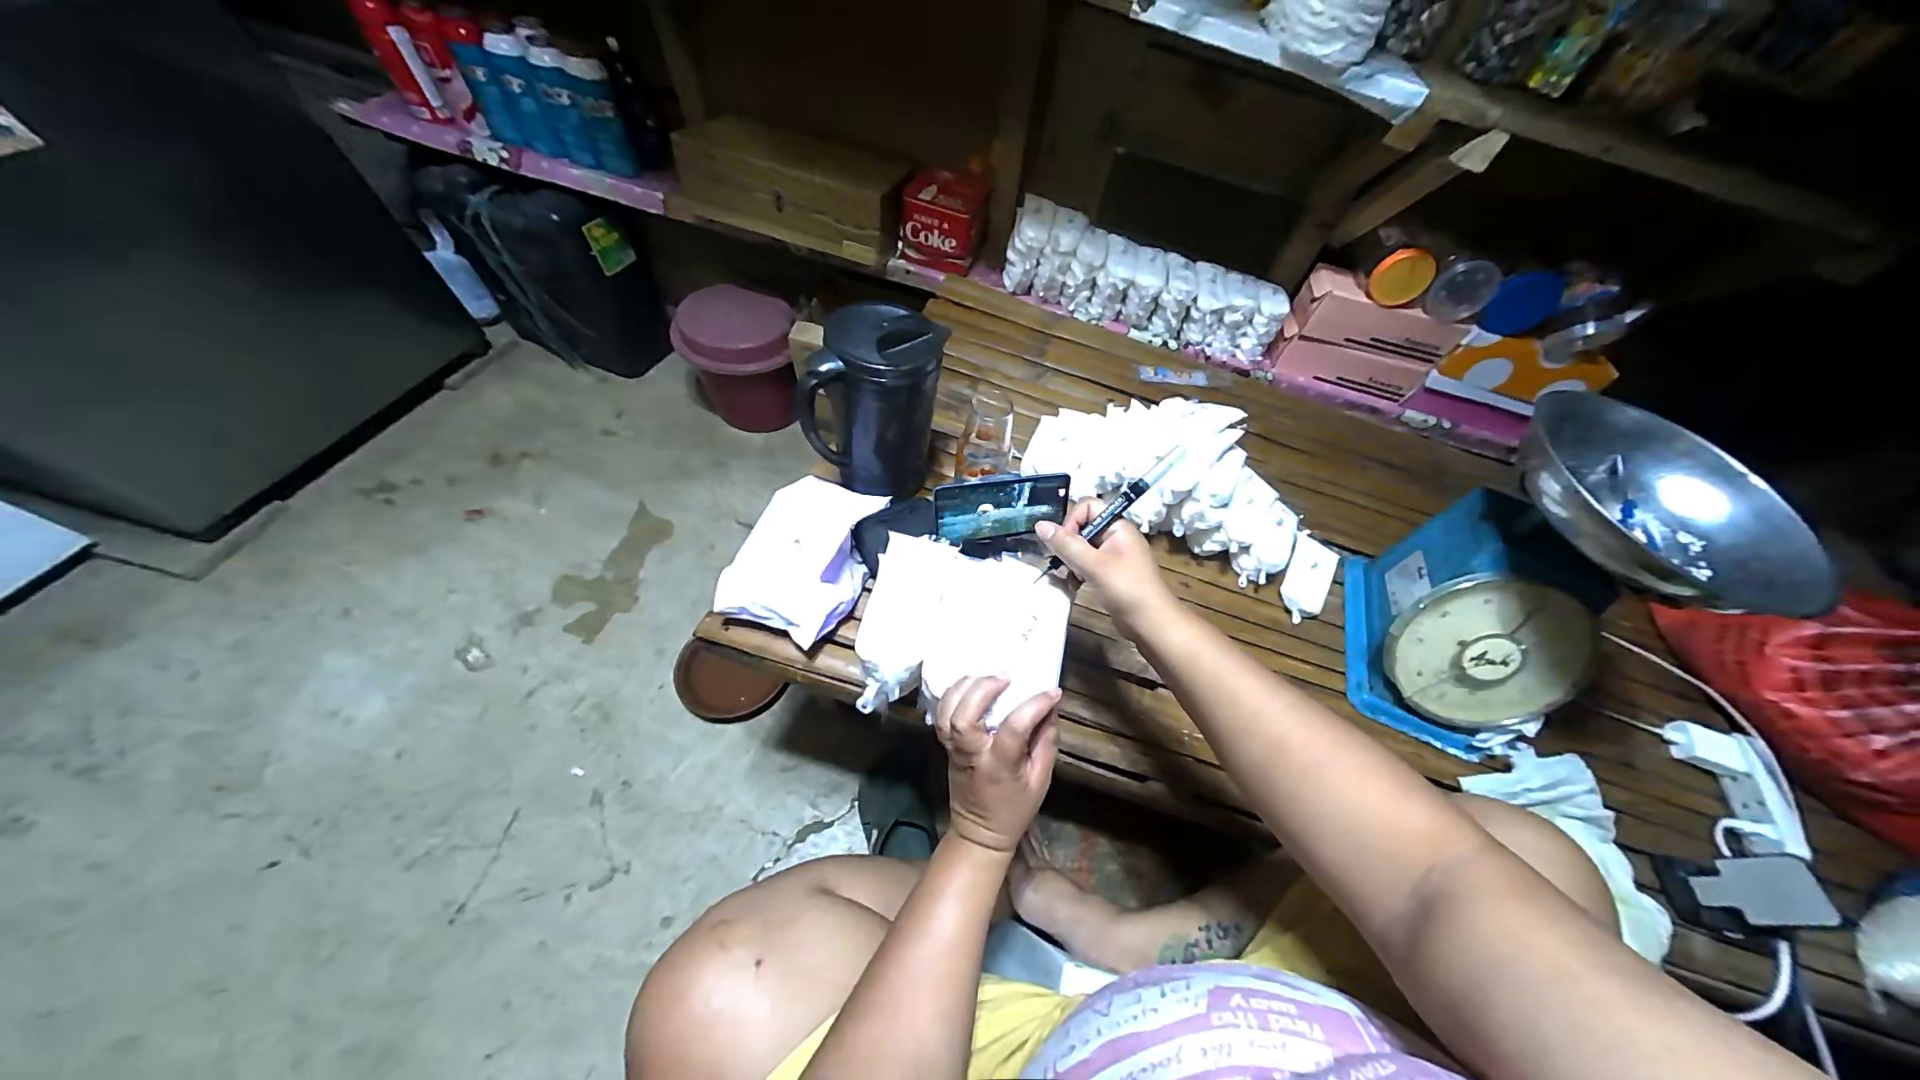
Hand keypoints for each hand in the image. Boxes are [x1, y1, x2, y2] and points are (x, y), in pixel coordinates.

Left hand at [934, 677, 1059, 854]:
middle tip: (1007, 677)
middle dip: (983, 690)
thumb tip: (1049, 708)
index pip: (1013, 729)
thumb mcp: (1040, 781)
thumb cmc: (1014, 808)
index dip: (1034, 706)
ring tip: (987, 674)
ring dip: (964, 688)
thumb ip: (1046, 742)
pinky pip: (942, 714)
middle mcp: (971, 754)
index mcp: (999, 766)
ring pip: (946, 713)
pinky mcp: (945, 745)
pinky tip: (971, 682)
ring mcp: (953, 749)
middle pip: (965, 717)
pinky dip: (953, 694)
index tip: (1051, 692)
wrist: (978, 832)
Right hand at [1035, 498, 1171, 625]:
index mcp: (1117, 526)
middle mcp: (1115, 536)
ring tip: (1067, 575)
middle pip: (1083, 527)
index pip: (1088, 506)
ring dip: (1070, 559)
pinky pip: (1087, 564)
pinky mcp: (1110, 573)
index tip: (1063, 543)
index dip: (1072, 520)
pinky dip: (1077, 571)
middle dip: (1068, 543)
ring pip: (1083, 547)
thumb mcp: (1093, 565)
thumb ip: (1066, 544)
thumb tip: (1039, 524)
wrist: (1151, 623)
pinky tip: (1072, 584)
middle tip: (1061, 562)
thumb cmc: (1126, 589)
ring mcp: (1113, 556)